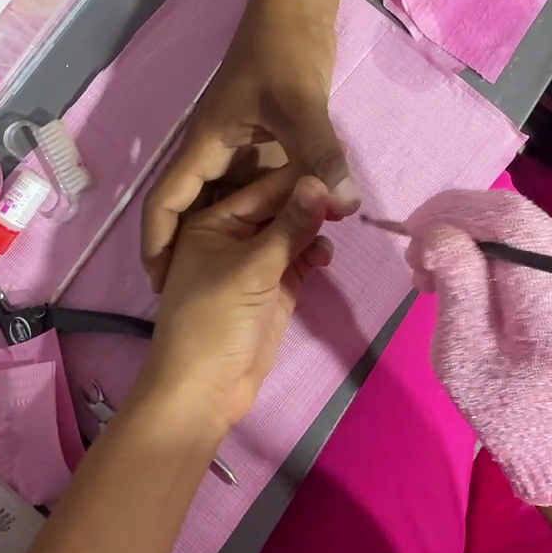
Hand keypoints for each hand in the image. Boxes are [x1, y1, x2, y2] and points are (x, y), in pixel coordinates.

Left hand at [135, 168, 333, 431]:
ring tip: (340, 224)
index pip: (262, 190)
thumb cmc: (214, 321)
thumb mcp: (252, 269)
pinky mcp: (274, 287)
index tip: (336, 161)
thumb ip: (290, 225)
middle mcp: (233, 235)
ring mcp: (255, 262)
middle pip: (279, 208)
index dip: (298, 177)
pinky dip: (312, 253)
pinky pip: (298, 258)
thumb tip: (320, 180)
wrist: (204, 392)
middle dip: (311, 202)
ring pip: (292, 232)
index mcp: (212, 221)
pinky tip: (325, 256)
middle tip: (347, 193)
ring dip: (313, 228)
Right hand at [141, 7, 359, 291]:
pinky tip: (290, 231)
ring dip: (240, 230)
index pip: (167, 200)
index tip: (159, 283)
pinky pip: (261, 184)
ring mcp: (240, 144)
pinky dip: (271, 207)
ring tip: (250, 274)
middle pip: (197, 207)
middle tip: (210, 292)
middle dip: (197, 248)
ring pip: (233, 198)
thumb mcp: (300, 108)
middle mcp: (215, 150)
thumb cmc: (284, 55)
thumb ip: (320, 156)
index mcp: (204, 145)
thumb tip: (344, 207)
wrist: (297, 12)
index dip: (157, 242)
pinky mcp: (265, 139)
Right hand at [408, 189, 551, 506]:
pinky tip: (476, 275)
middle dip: (458, 221)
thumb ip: (456, 285)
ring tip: (440, 270)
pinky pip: (539, 239)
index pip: (511, 222)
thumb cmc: (505, 405)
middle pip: (517, 215)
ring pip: (525, 222)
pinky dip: (498, 246)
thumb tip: (436, 229)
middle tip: (419, 256)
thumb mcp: (462, 355)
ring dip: (474, 233)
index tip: (413, 230)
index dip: (455, 210)